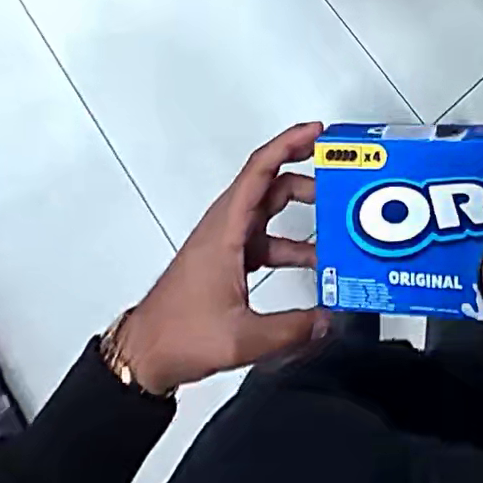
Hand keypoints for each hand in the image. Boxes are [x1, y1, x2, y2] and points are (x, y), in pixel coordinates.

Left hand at [115, 122, 328, 393]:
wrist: (147, 350)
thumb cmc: (176, 331)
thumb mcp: (240, 337)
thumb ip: (290, 330)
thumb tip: (325, 320)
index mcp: (226, 227)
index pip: (260, 168)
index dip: (289, 143)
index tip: (315, 132)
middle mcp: (226, 224)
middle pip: (270, 181)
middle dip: (304, 169)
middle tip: (335, 168)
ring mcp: (228, 239)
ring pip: (269, 208)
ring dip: (301, 207)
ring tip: (334, 216)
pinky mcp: (230, 256)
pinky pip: (268, 236)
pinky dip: (293, 241)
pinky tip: (314, 260)